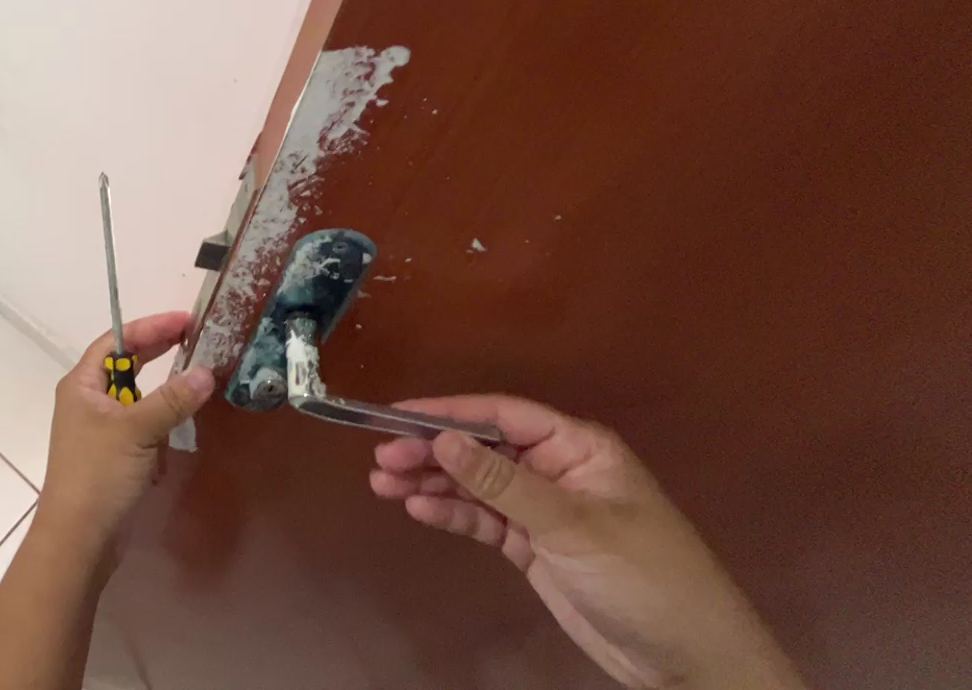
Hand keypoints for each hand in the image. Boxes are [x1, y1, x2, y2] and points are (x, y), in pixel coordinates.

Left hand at [33, 312, 215, 562]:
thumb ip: (172, 400)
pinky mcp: (112, 456)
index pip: (115, 342)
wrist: (79, 540)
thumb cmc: (99, 474)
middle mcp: (87, 401)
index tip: (184, 322)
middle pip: (126, 367)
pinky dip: (157, 434)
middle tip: (194, 342)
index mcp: (82, 384)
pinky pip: (141, 431)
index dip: (148, 328)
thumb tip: (206, 372)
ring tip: (192, 393)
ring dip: (160, 401)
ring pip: (137, 401)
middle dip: (158, 355)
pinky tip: (167, 451)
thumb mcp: (137, 431)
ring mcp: (98, 430)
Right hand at [371, 396, 802, 689]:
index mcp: (576, 449)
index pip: (501, 416)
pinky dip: (450, 513)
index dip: (447, 412)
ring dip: (430, 482)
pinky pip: (481, 518)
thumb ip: (503, 481)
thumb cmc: (645, 578)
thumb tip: (442, 438)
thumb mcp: (572, 525)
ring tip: (384, 484)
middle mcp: (553, 470)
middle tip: (383, 458)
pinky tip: (419, 511)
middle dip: (430, 451)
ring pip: (473, 483)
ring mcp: (541, 508)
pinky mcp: (531, 544)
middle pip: (479, 448)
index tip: (396, 415)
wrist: (692, 666)